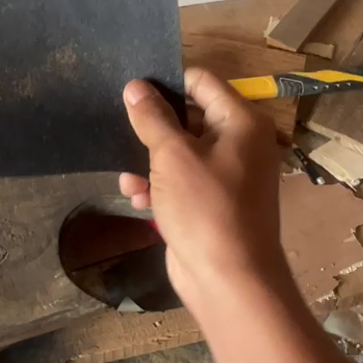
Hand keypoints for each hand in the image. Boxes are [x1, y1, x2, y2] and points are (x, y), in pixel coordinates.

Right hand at [119, 68, 289, 305]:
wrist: (229, 281)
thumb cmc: (205, 208)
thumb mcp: (172, 155)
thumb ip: (152, 117)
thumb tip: (136, 87)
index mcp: (241, 122)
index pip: (201, 81)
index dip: (167, 82)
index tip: (133, 89)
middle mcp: (239, 143)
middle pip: (190, 116)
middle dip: (154, 125)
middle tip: (120, 126)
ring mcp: (227, 174)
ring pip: (181, 150)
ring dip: (151, 159)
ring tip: (127, 174)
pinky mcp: (212, 202)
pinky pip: (182, 179)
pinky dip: (159, 184)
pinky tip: (136, 196)